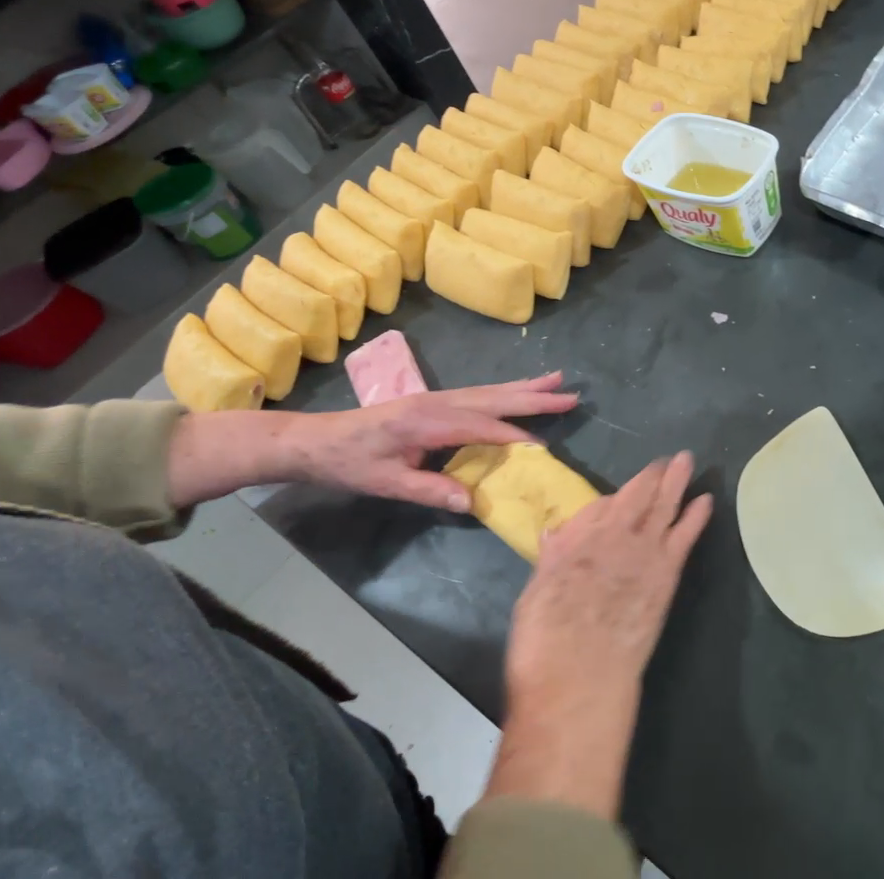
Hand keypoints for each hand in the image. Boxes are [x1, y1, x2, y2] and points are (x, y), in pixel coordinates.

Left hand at [295, 375, 577, 509]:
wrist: (312, 440)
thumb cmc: (346, 463)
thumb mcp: (383, 483)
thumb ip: (428, 490)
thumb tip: (473, 502)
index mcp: (426, 421)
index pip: (480, 427)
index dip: (512, 437)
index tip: (542, 447)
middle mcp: (436, 402)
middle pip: (494, 399)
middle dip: (533, 398)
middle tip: (570, 395)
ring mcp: (436, 398)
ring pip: (489, 392)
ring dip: (525, 389)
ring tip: (556, 380)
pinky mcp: (434, 402)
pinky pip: (479, 394)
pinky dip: (506, 392)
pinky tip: (520, 391)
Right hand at [506, 451, 712, 695]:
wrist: (579, 677)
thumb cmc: (544, 643)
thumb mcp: (535, 594)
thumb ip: (552, 561)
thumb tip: (555, 536)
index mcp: (576, 541)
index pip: (599, 507)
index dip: (610, 502)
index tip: (618, 499)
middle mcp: (611, 538)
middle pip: (635, 497)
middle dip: (651, 477)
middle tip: (665, 460)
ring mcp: (643, 552)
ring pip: (663, 506)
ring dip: (676, 481)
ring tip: (686, 461)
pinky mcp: (666, 573)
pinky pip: (685, 535)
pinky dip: (696, 516)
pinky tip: (706, 500)